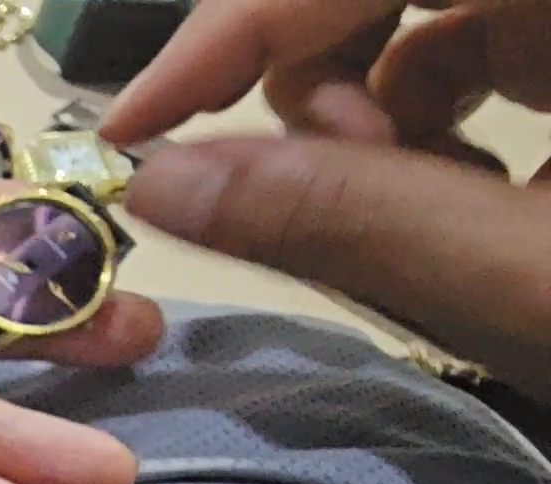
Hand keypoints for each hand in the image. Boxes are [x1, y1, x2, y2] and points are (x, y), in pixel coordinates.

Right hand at [100, 0, 550, 392]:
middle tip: (302, 168)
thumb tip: (159, 185)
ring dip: (375, 78)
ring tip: (392, 183)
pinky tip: (459, 162)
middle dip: (314, 54)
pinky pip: (506, 7)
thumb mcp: (537, 293)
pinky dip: (443, 81)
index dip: (236, 20)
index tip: (133, 123)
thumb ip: (338, 225)